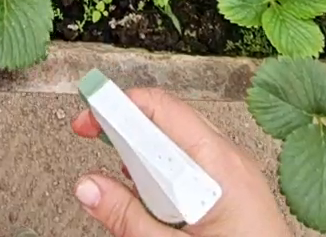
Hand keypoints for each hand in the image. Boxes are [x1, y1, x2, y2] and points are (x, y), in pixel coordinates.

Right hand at [70, 87, 289, 236]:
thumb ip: (127, 218)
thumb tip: (87, 185)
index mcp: (220, 166)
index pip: (160, 109)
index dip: (117, 108)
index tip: (87, 121)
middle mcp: (232, 162)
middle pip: (168, 122)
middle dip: (128, 132)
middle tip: (96, 144)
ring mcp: (238, 178)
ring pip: (180, 147)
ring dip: (146, 159)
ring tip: (126, 186)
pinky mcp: (238, 197)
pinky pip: (194, 169)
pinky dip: (166, 178)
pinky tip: (154, 205)